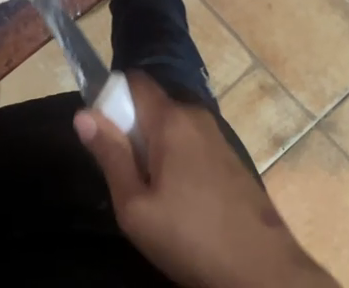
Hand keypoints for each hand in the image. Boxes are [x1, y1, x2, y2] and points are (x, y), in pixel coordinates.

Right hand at [77, 73, 334, 287]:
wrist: (266, 274)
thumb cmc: (192, 238)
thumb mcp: (135, 207)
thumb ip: (109, 156)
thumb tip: (83, 114)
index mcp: (171, 120)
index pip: (133, 80)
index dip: (110, 98)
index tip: (102, 133)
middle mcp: (196, 117)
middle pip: (151, 106)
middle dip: (132, 131)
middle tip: (125, 176)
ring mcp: (219, 138)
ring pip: (171, 130)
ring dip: (155, 151)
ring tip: (152, 195)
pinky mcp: (232, 161)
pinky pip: (191, 147)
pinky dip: (178, 163)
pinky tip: (181, 204)